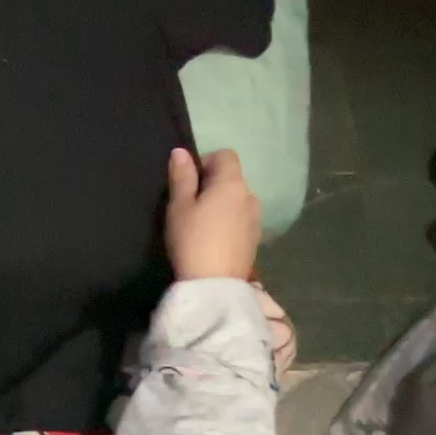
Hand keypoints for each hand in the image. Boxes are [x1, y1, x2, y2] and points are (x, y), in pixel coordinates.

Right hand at [166, 148, 260, 279]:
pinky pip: (240, 217)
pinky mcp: (255, 236)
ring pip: (236, 199)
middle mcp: (250, 195)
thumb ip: (182, 177)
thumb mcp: (179, 207)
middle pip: (232, 178)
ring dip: (221, 204)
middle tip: (189, 206)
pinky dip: (228, 220)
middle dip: (212, 184)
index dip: (205, 162)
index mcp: (232, 184)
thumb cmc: (192, 239)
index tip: (188, 181)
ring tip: (200, 225)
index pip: (225, 155)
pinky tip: (212, 238)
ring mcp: (256, 217)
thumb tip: (181, 152)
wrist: (214, 283)